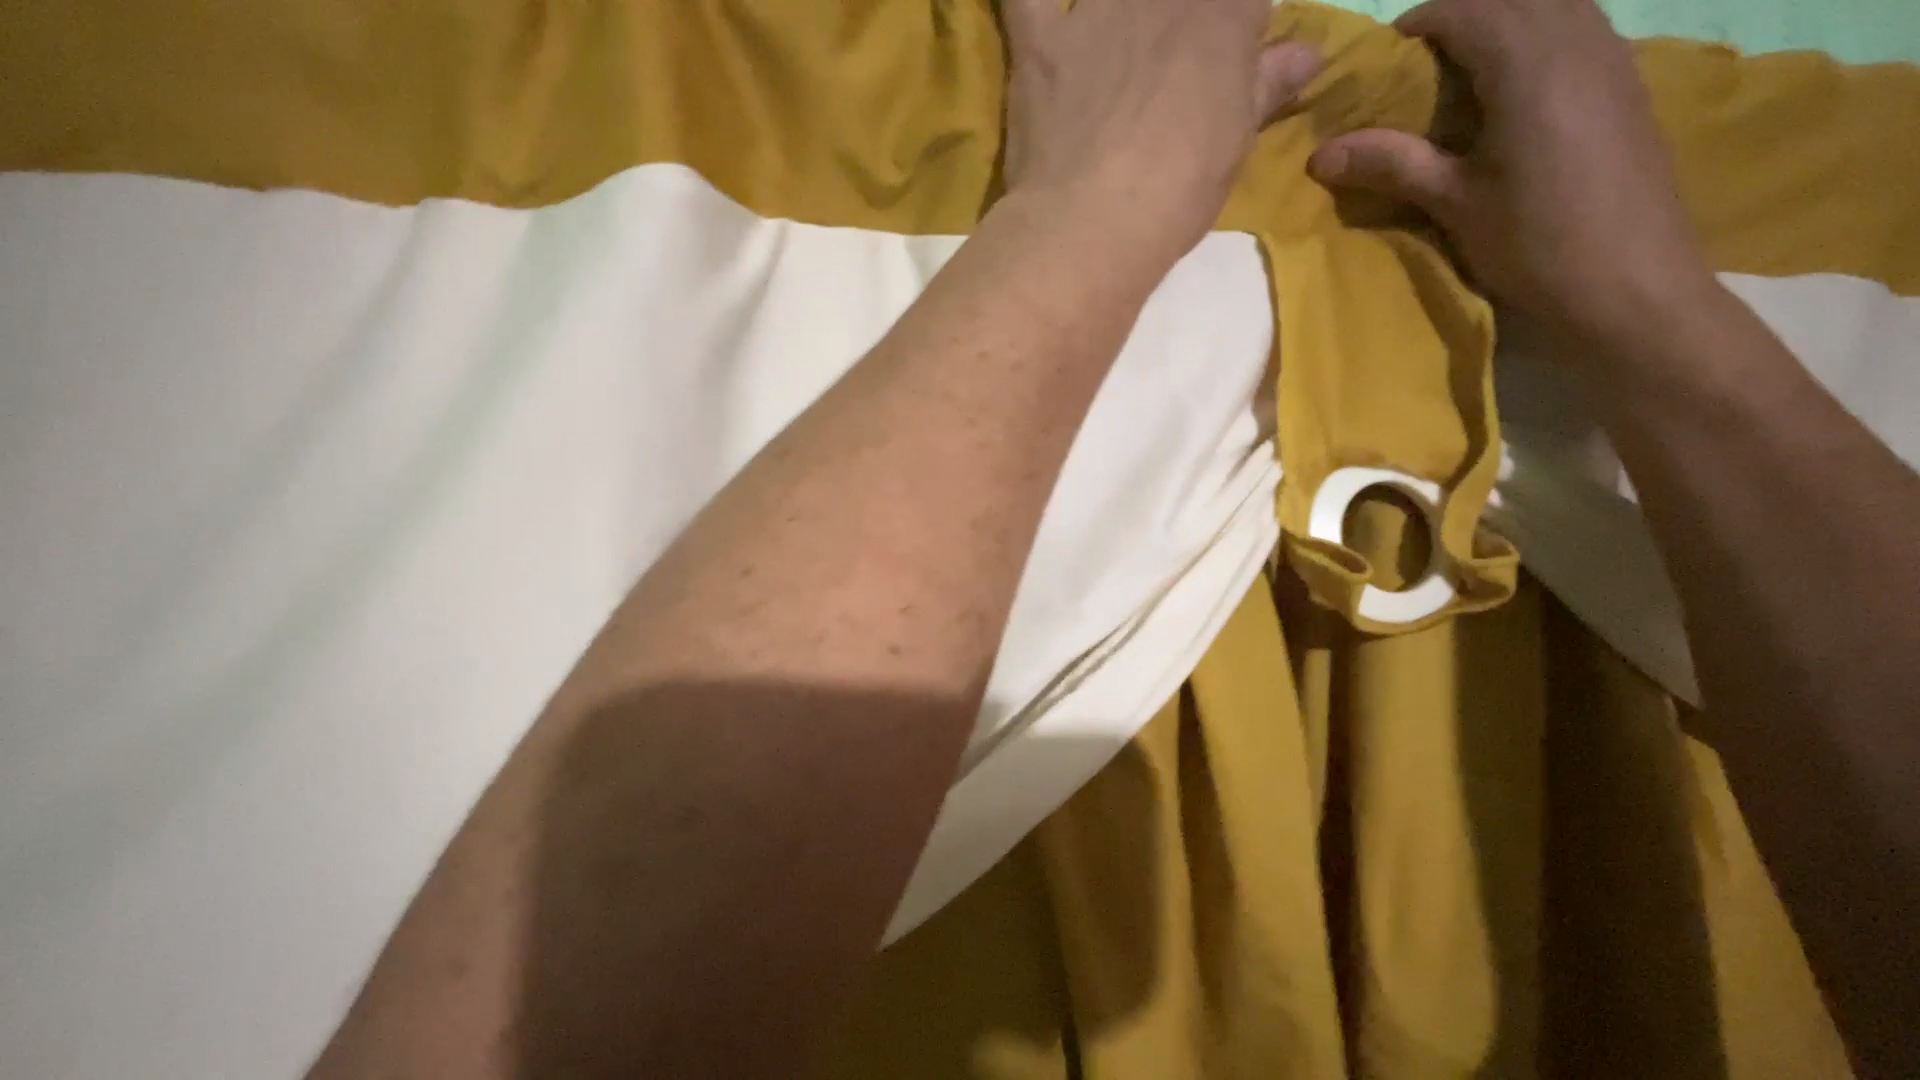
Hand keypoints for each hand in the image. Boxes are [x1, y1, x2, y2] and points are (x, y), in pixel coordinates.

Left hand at [1000, 0, 1322, 273]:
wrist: (1092, 222)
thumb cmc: (1179, 191)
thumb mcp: (1235, 144)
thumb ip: (1266, 87)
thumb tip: (1306, 52)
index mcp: (1224, 18)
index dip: (1238, 22)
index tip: (1236, 48)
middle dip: (1178, 15)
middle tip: (1166, 61)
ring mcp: (1093, 14)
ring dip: (1121, 6)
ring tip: (1120, 32)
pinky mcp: (1038, 44)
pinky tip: (1028, 3)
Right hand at [1308, 0, 1716, 344]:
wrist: (1633, 286)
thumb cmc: (1536, 244)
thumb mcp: (1454, 204)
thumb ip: (1392, 163)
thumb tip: (1320, 154)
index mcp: (1529, 63)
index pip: (1465, 9)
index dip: (1417, 25)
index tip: (1381, 64)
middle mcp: (1578, 40)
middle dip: (1461, 17)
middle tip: (1419, 68)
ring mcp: (1613, 57)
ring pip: (1554, 5)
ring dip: (1505, 22)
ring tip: (1464, 76)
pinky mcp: (1629, 84)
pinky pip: (1580, 30)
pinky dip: (1540, 39)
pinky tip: (1516, 95)